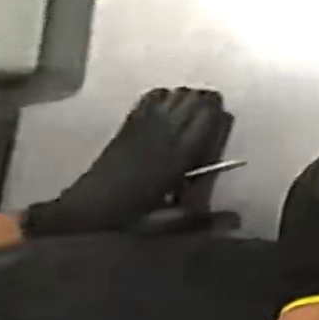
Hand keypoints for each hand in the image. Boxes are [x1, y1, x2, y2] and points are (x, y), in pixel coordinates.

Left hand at [23, 88, 229, 236]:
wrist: (80, 212)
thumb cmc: (127, 217)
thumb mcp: (166, 223)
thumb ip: (200, 219)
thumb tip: (238, 220)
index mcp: (178, 156)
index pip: (206, 120)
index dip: (216, 110)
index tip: (223, 109)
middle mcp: (163, 136)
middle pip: (190, 102)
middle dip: (203, 98)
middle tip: (212, 102)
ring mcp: (142, 129)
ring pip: (171, 98)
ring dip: (184, 96)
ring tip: (191, 101)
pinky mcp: (126, 129)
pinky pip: (148, 102)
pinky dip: (160, 96)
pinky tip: (165, 100)